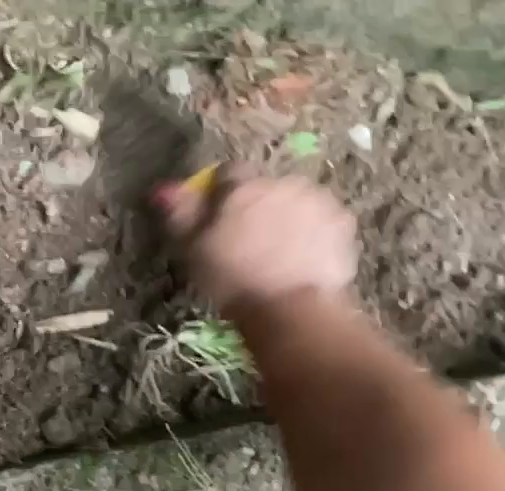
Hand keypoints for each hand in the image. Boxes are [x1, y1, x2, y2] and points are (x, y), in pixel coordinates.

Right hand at [159, 173, 357, 309]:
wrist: (289, 303)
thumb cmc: (230, 278)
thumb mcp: (192, 250)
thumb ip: (180, 214)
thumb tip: (162, 187)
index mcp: (242, 188)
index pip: (226, 172)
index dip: (217, 193)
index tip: (212, 217)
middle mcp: (282, 183)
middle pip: (263, 188)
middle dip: (253, 207)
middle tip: (242, 242)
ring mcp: (317, 199)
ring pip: (293, 202)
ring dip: (282, 218)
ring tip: (271, 254)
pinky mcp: (342, 220)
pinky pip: (319, 220)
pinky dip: (308, 233)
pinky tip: (296, 259)